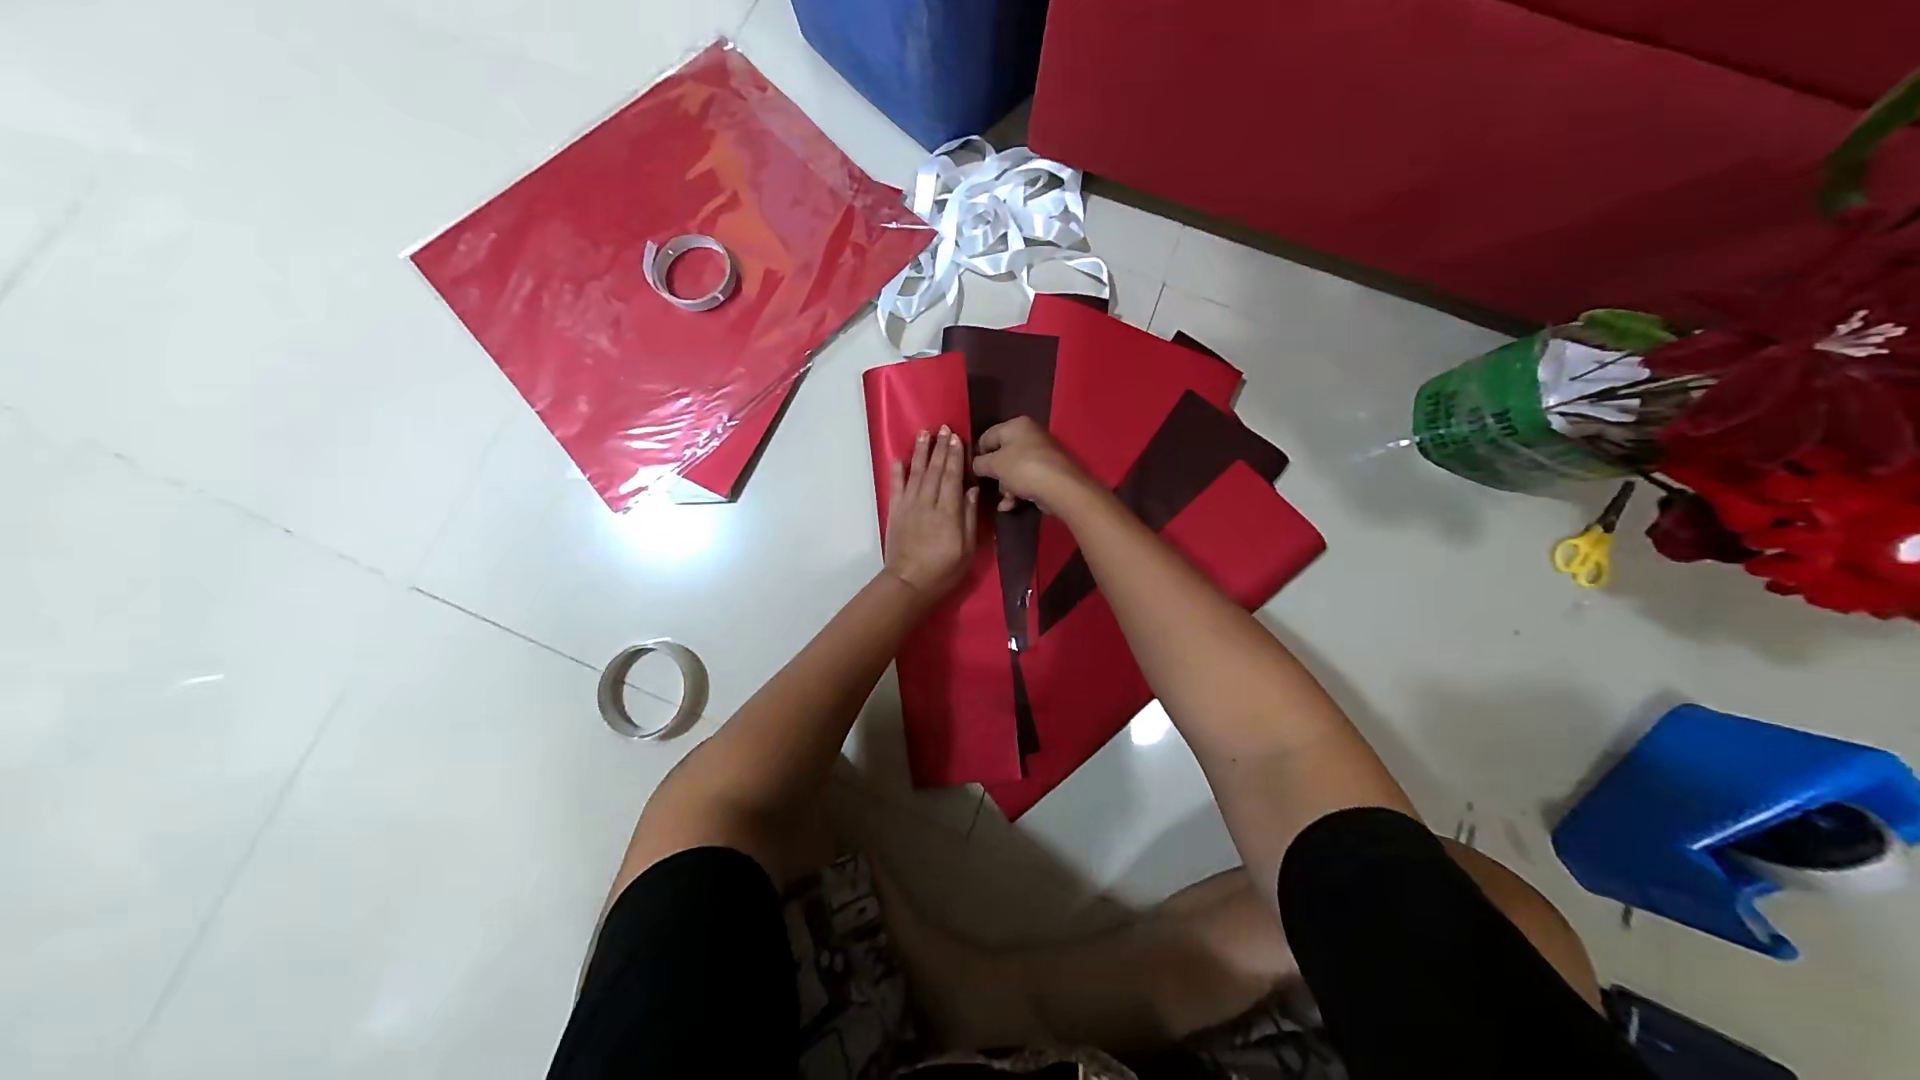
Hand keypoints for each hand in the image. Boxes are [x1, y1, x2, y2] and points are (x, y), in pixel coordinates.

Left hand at [883, 427, 978, 601]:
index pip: (953, 477)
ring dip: (921, 452)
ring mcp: (909, 506)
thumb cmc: (943, 569)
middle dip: (940, 448)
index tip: (957, 438)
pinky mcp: (895, 512)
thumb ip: (969, 517)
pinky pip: (896, 487)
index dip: (955, 456)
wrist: (908, 582)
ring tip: (924, 433)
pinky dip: (898, 471)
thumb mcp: (967, 548)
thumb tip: (972, 490)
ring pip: (917, 473)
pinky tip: (900, 458)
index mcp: (949, 511)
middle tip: (944, 428)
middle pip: (936, 470)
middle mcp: (928, 503)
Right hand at [971, 416, 1094, 513]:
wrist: (1060, 488)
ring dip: (1005, 487)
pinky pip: (1026, 479)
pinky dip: (1017, 491)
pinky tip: (1010, 505)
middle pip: (1002, 454)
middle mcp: (1030, 434)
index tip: (974, 470)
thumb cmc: (1023, 469)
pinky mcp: (1048, 471)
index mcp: (1016, 425)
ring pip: (1014, 469)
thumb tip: (977, 464)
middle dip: (995, 474)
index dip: (978, 453)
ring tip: (1005, 500)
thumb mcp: (994, 465)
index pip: (988, 436)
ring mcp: (1041, 453)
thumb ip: (980, 463)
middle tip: (989, 486)